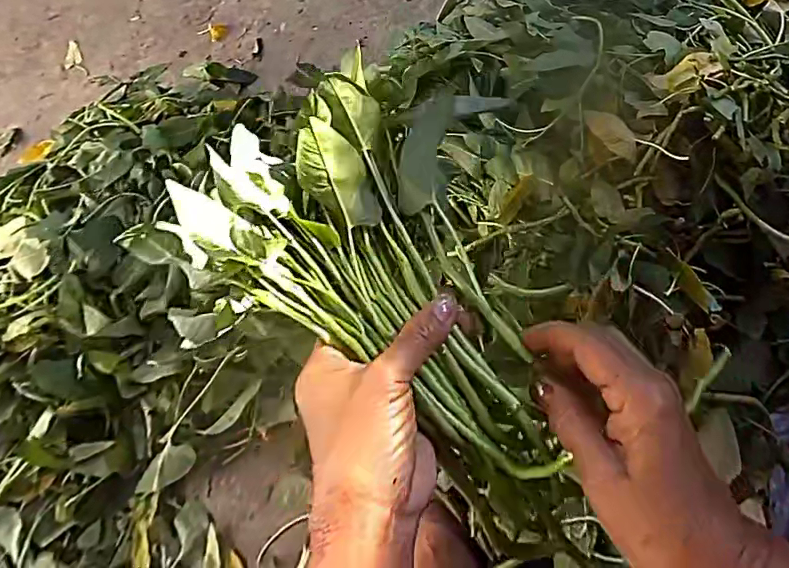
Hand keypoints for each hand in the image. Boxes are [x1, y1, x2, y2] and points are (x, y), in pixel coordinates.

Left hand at [296, 290, 458, 567]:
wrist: (380, 516)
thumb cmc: (361, 447)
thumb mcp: (384, 380)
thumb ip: (414, 337)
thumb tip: (446, 300)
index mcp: (325, 367)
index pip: (348, 316)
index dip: (377, 294)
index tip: (408, 272)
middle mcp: (348, 377)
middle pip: (383, 333)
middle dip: (414, 315)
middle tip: (444, 292)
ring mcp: (378, 395)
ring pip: (407, 354)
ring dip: (432, 337)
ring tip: (460, 310)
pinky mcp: (405, 411)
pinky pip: (424, 377)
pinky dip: (442, 361)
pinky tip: (463, 338)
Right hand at [525, 322, 788, 567]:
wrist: (715, 554)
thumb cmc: (658, 527)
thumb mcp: (604, 481)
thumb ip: (572, 425)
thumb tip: (541, 385)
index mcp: (641, 394)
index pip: (591, 344)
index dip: (554, 335)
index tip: (521, 339)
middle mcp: (653, 380)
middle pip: (603, 339)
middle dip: (563, 340)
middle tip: (526, 355)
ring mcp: (660, 390)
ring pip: (612, 352)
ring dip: (576, 354)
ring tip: (540, 370)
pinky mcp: (660, 405)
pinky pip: (620, 372)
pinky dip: (591, 372)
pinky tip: (569, 389)